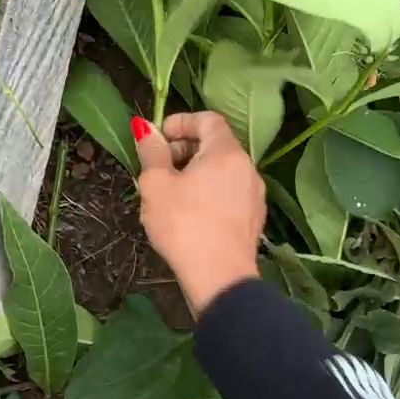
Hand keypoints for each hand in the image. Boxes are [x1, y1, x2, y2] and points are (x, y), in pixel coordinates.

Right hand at [132, 112, 264, 313]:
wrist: (220, 279)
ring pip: (221, 169)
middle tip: (157, 166)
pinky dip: (206, 190)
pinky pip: (227, 191)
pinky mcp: (252, 218)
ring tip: (167, 191)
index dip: (180, 121)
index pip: (208, 119)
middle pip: (215, 143)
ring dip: (193, 171)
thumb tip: (146, 128)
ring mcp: (253, 195)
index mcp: (226, 154)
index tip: (157, 138)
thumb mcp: (156, 184)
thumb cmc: (183, 224)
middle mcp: (247, 169)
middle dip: (183, 148)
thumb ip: (152, 151)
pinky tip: (186, 212)